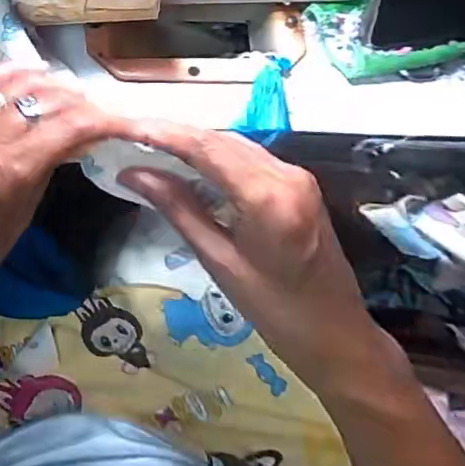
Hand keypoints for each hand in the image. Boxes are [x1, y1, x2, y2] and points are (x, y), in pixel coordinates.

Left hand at [0, 63, 129, 333]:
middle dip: (78, 101)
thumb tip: (80, 137)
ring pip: (12, 84)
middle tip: (95, 109)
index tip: (121, 122)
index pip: (70, 125)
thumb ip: (48, 167)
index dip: (104, 119)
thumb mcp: (22, 214)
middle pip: (44, 98)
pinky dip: (6, 72)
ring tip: (67, 89)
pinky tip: (27, 71)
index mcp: (10, 168)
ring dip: (46, 82)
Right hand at [116, 122, 401, 394]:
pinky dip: (211, 155)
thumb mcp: (218, 260)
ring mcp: (295, 176)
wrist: (339, 337)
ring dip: (190, 142)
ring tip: (146, 146)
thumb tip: (132, 174)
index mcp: (268, 196)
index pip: (205, 148)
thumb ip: (177, 208)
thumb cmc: (276, 310)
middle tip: (128, 136)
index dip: (162, 134)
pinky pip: (245, 157)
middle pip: (218, 139)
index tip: (125, 128)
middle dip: (171, 134)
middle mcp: (286, 174)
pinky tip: (185, 163)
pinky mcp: (296, 183)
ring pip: (231, 143)